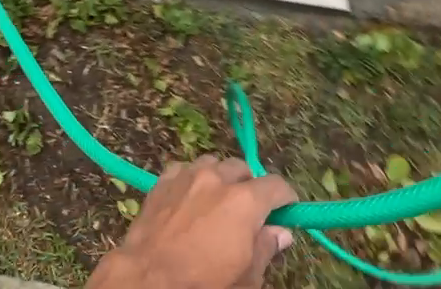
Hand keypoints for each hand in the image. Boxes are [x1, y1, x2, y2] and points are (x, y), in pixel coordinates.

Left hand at [86, 157, 296, 288]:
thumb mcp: (248, 277)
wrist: (151, 274)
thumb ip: (266, 248)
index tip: (288, 211)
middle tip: (253, 211)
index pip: (275, 185)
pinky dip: (194, 178)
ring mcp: (185, 175)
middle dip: (251, 185)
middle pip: (241, 168)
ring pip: (211, 163)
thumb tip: (281, 231)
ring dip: (221, 178)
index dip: (286, 198)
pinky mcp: (162, 179)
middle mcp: (215, 179)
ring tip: (221, 203)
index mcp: (243, 202)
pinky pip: (185, 169)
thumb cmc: (206, 282)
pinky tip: (193, 199)